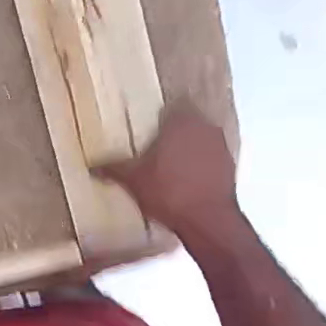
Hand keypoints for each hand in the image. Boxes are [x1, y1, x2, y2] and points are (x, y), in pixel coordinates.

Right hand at [97, 102, 238, 236]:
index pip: (172, 105)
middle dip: (174, 132)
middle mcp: (205, 127)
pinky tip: (188, 181)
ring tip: (171, 166)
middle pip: (187, 121)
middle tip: (156, 147)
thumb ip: (114, 169)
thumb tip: (94, 166)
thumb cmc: (169, 192)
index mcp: (181, 120)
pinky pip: (212, 158)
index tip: (149, 126)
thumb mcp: (134, 180)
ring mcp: (221, 146)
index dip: (160, 115)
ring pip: (202, 139)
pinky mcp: (231, 167)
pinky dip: (202, 165)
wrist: (208, 220)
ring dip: (190, 148)